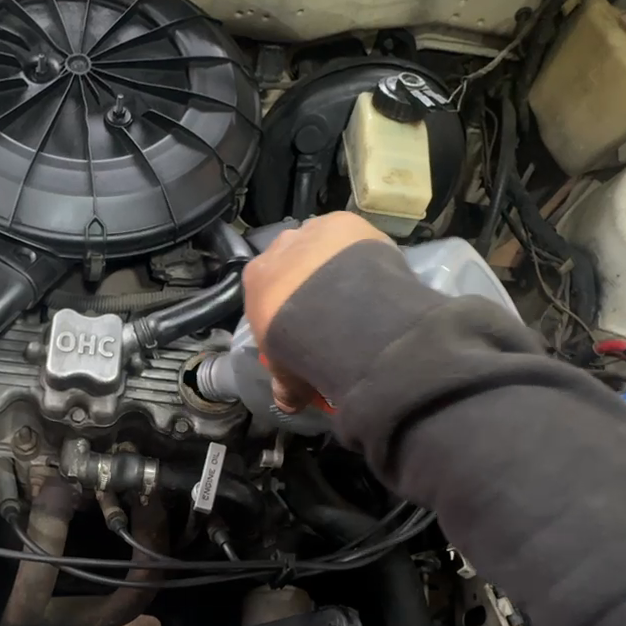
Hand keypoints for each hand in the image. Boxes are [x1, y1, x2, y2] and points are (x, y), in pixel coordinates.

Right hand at [242, 212, 391, 411]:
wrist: (339, 313)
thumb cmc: (300, 344)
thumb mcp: (287, 372)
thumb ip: (286, 386)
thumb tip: (288, 404)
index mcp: (254, 280)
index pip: (264, 288)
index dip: (282, 305)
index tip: (299, 322)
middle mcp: (276, 249)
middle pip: (290, 261)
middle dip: (306, 279)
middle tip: (331, 306)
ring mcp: (310, 232)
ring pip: (319, 244)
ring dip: (332, 261)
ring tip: (356, 289)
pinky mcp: (343, 221)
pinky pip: (349, 234)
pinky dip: (359, 248)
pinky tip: (371, 270)